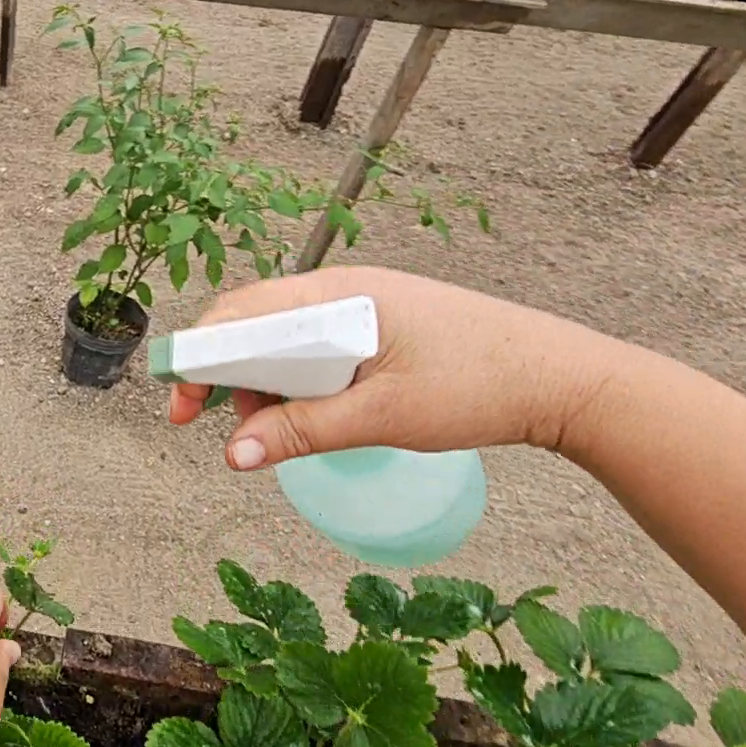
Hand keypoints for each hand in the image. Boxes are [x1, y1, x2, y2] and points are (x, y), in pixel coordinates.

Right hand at [169, 267, 627, 468]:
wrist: (564, 380)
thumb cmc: (480, 387)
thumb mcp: (382, 416)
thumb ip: (301, 433)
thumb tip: (232, 456)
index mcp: (340, 296)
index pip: (241, 314)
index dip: (199, 357)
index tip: (181, 406)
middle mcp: (342, 290)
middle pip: (252, 322)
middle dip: (221, 371)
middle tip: (210, 421)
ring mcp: (358, 306)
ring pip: (278, 337)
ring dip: (257, 381)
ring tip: (269, 426)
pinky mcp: (373, 326)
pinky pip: (308, 346)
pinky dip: (289, 380)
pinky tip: (303, 412)